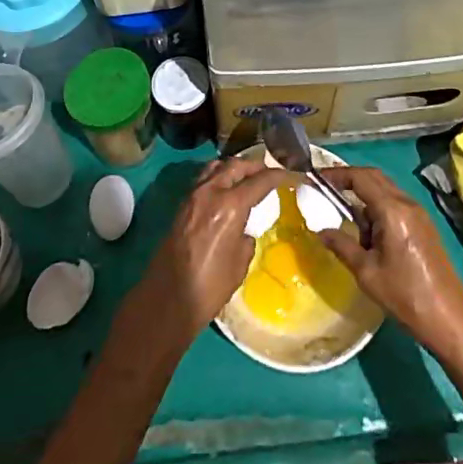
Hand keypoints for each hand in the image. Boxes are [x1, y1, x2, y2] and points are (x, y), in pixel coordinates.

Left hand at [126, 156, 296, 339]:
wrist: (168, 298)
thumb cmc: (210, 286)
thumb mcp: (239, 263)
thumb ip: (245, 238)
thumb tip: (243, 232)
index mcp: (230, 205)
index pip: (260, 180)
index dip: (280, 175)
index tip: (294, 175)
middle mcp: (210, 192)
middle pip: (235, 165)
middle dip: (255, 166)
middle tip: (270, 173)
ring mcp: (192, 197)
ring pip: (215, 168)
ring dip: (233, 168)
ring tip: (248, 178)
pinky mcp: (181, 207)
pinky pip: (203, 181)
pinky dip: (218, 178)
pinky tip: (227, 192)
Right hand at [316, 167, 462, 357]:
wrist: (449, 318)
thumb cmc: (405, 295)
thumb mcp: (366, 272)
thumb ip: (341, 246)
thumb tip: (321, 231)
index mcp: (393, 210)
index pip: (361, 178)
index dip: (336, 174)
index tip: (316, 178)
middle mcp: (407, 204)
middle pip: (374, 177)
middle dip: (349, 179)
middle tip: (326, 189)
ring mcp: (419, 214)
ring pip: (386, 191)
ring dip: (364, 196)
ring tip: (344, 217)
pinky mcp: (424, 226)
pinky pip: (395, 205)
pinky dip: (377, 208)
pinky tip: (367, 232)